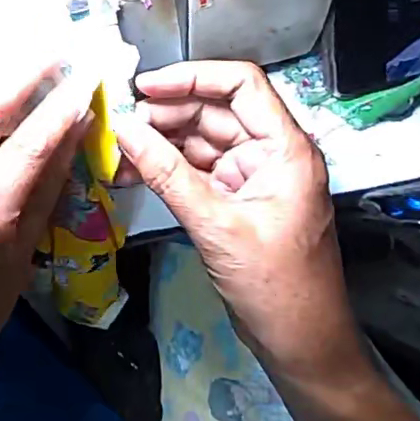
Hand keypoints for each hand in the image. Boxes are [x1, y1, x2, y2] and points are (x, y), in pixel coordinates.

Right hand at [113, 61, 369, 386]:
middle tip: (121, 124)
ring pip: (198, 139)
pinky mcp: (232, 197)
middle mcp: (269, 153)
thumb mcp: (216, 226)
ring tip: (119, 149)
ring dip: (159, 142)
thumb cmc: (277, 288)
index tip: (146, 86)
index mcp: (285, 149)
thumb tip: (124, 130)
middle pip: (213, 111)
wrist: (300, 344)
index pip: (241, 85)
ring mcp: (249, 175)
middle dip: (165, 114)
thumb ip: (167, 174)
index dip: (192, 77)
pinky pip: (193, 168)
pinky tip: (132, 171)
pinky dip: (164, 167)